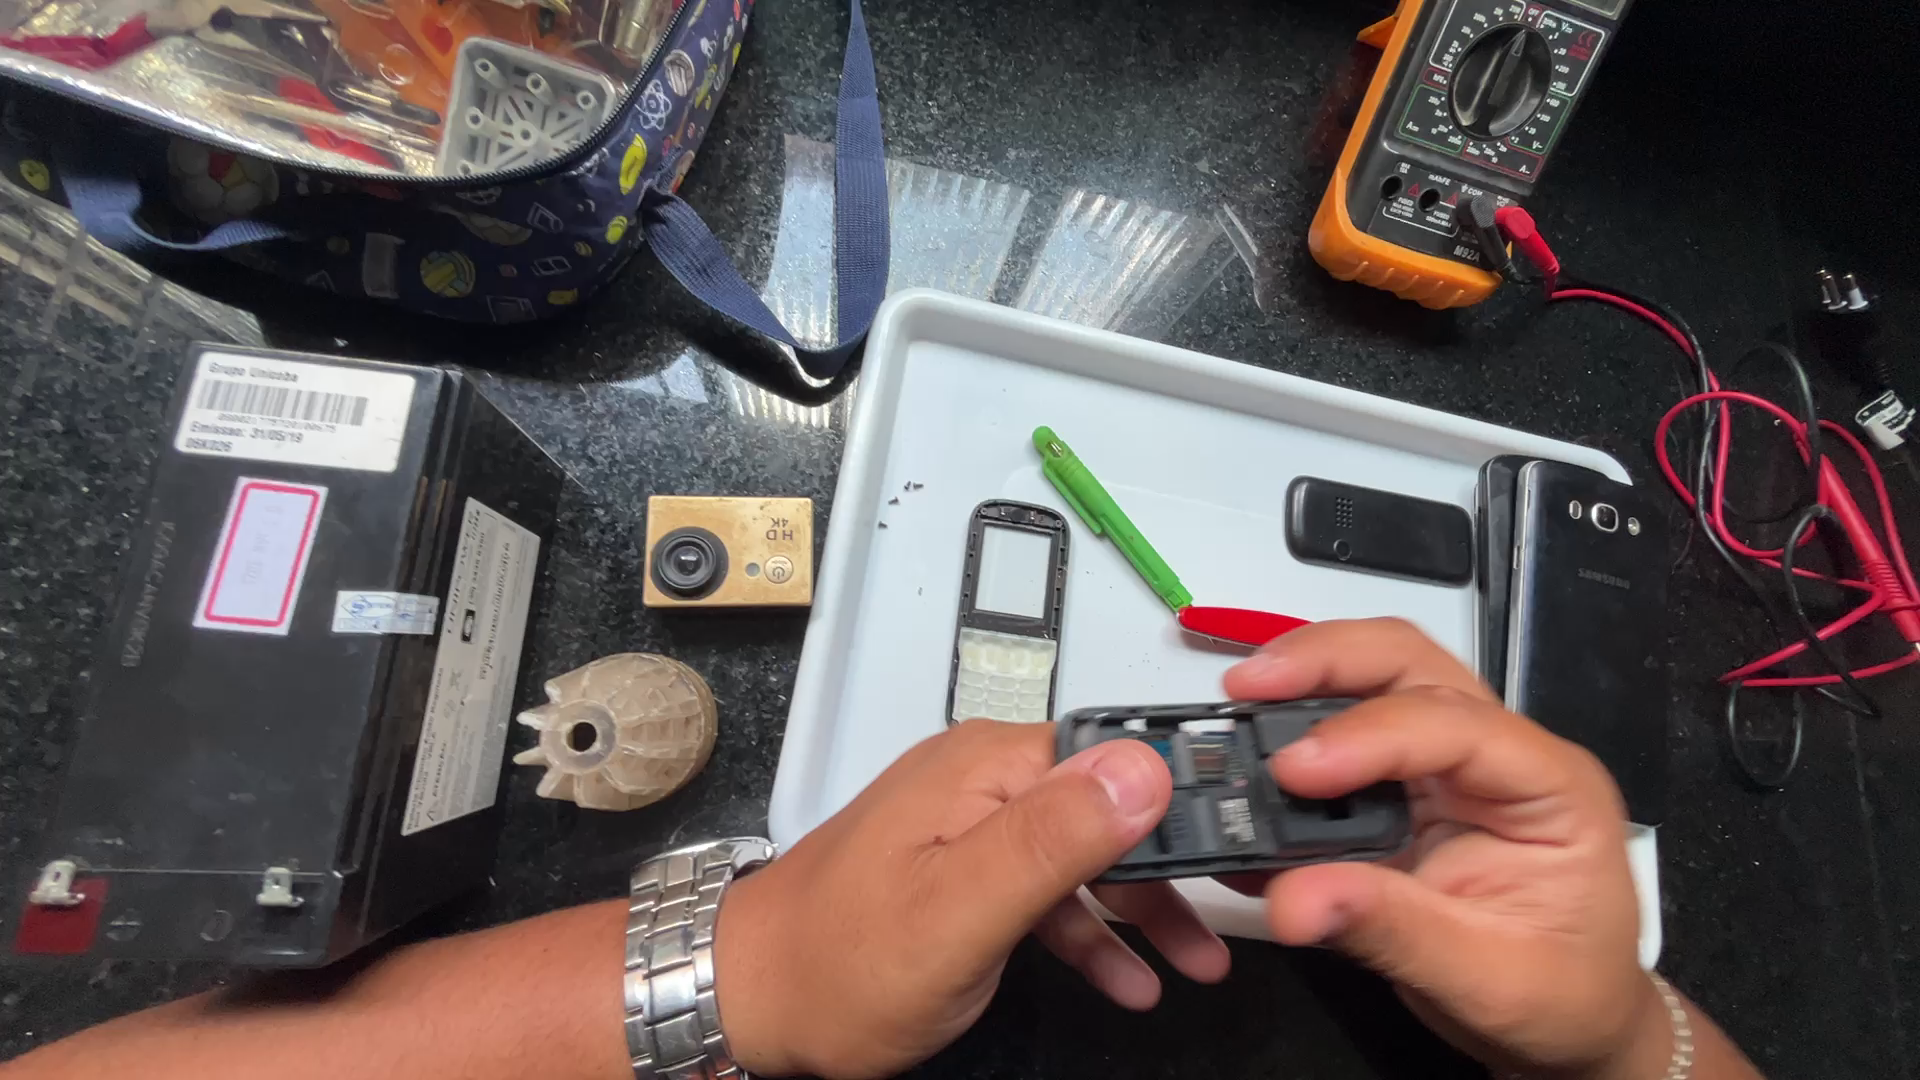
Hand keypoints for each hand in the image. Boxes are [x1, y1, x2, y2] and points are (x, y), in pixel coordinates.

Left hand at [712, 719, 1230, 1079]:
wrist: (756, 994)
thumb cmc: (847, 960)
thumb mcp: (960, 910)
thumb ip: (1052, 840)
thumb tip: (1143, 768)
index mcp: (986, 766)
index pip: (1107, 756)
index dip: (1177, 798)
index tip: (1232, 849)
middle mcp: (982, 776)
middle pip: (1100, 804)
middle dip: (1166, 863)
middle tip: (1228, 914)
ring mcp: (972, 819)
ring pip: (1079, 850)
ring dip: (1137, 905)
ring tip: (1195, 960)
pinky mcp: (964, 860)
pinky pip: (1041, 883)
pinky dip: (1085, 924)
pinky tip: (1125, 976)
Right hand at [1224, 618, 1664, 1079]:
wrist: (1561, 1004)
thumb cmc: (1550, 990)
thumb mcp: (1485, 978)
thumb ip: (1389, 931)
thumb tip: (1290, 900)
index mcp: (1546, 786)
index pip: (1452, 725)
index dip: (1365, 736)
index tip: (1291, 773)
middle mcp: (1495, 743)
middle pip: (1409, 658)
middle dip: (1322, 658)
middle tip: (1247, 685)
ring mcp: (1444, 743)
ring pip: (1374, 660)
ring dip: (1303, 664)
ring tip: (1240, 693)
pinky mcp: (1400, 756)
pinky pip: (1346, 697)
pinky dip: (1295, 695)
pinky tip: (1255, 714)